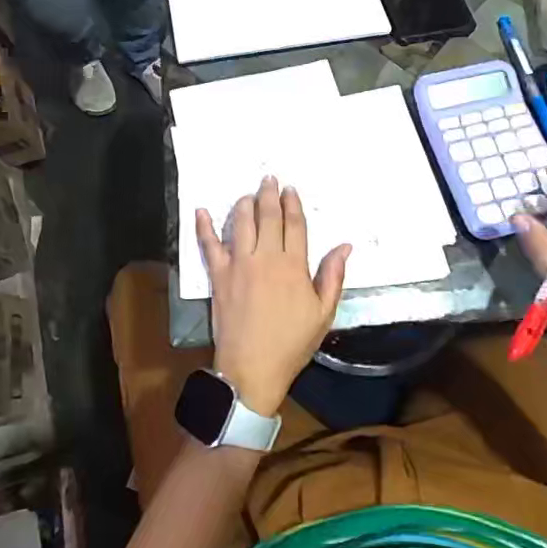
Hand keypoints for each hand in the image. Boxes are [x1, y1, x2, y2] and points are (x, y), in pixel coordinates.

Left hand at [195, 177, 351, 415]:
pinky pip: (209, 246)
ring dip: (244, 204)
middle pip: (267, 217)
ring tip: (248, 194)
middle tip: (269, 179)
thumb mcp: (324, 313)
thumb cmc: (292, 343)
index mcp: (293, 265)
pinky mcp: (218, 277)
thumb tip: (344, 246)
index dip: (293, 204)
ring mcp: (238, 265)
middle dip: (268, 195)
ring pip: (240, 224)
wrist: (252, 368)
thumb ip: (333, 276)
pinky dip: (204, 227)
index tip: (291, 190)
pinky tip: (202, 211)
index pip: (294, 225)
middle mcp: (265, 257)